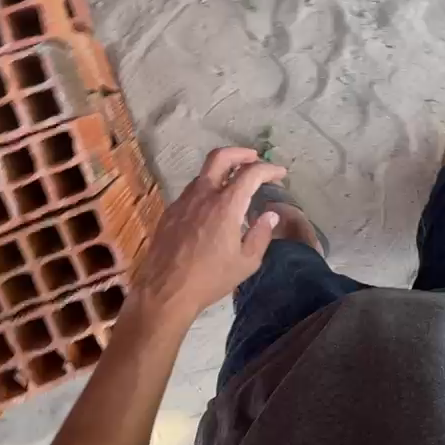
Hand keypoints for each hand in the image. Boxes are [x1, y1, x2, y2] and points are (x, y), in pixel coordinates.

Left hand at [126, 147, 286, 335]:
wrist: (165, 291)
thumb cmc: (210, 279)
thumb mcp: (246, 262)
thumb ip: (261, 234)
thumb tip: (270, 215)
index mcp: (226, 205)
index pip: (251, 173)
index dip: (269, 169)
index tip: (280, 173)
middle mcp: (203, 195)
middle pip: (220, 157)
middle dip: (241, 153)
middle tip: (255, 159)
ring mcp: (183, 201)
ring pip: (204, 173)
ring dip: (223, 171)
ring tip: (236, 183)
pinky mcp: (171, 212)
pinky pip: (192, 190)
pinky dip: (208, 188)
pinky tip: (213, 206)